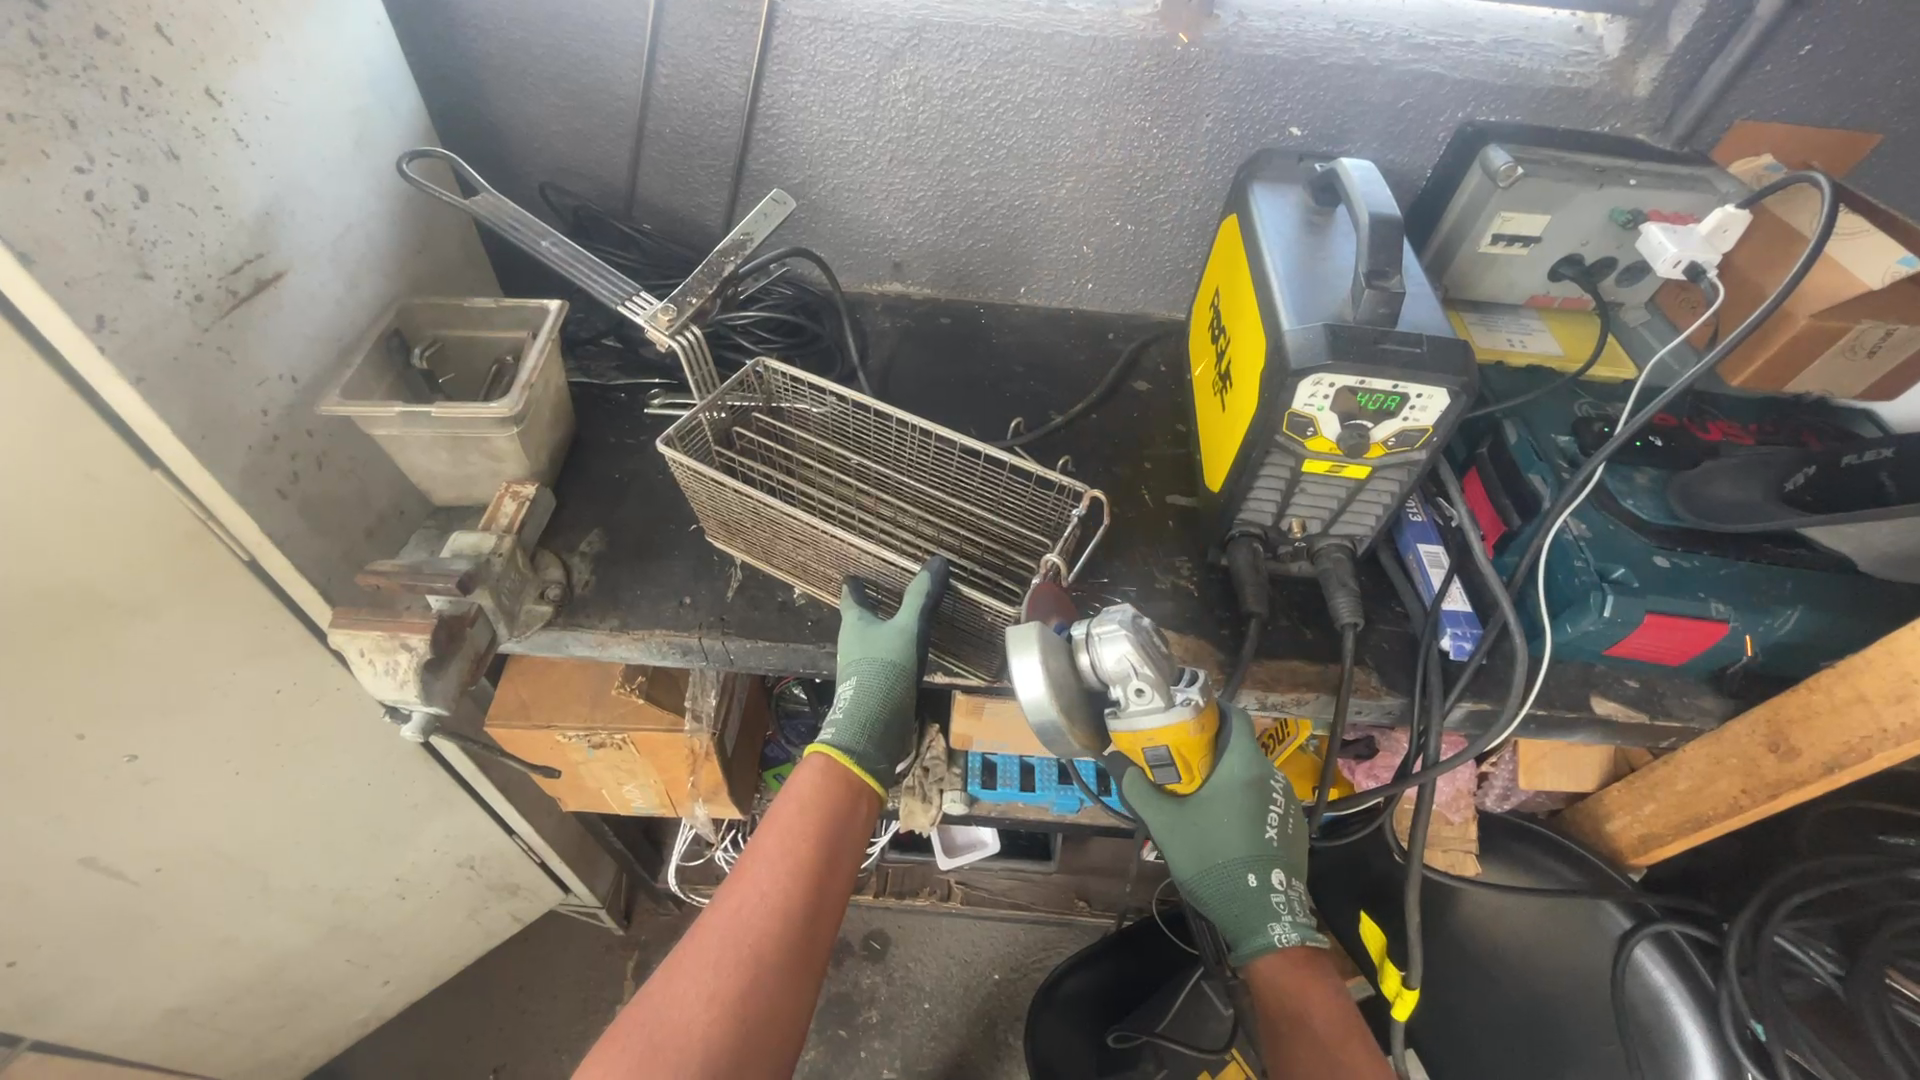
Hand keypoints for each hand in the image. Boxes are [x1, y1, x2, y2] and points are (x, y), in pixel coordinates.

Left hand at [804, 556, 950, 799]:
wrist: (874, 721)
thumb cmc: (886, 665)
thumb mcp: (909, 626)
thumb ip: (921, 596)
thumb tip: (936, 561)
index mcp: (855, 623)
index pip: (850, 598)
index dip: (851, 586)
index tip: (850, 577)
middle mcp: (850, 643)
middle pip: (856, 621)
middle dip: (865, 610)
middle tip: (876, 598)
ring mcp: (857, 667)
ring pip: (865, 643)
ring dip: (876, 634)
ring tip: (891, 626)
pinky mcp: (868, 687)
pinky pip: (877, 663)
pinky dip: (886, 655)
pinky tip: (900, 658)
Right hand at [1122, 705, 1326, 966]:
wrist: (1260, 916)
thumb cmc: (1210, 859)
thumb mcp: (1164, 823)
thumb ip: (1138, 787)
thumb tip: (1112, 758)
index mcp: (1243, 766)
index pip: (1236, 716)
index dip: (1213, 710)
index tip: (1188, 716)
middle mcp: (1271, 776)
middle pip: (1242, 746)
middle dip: (1214, 746)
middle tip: (1184, 756)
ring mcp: (1287, 803)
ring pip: (1254, 773)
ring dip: (1230, 774)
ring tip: (1202, 790)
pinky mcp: (1293, 827)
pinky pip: (1266, 798)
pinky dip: (1246, 798)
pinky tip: (1227, 820)